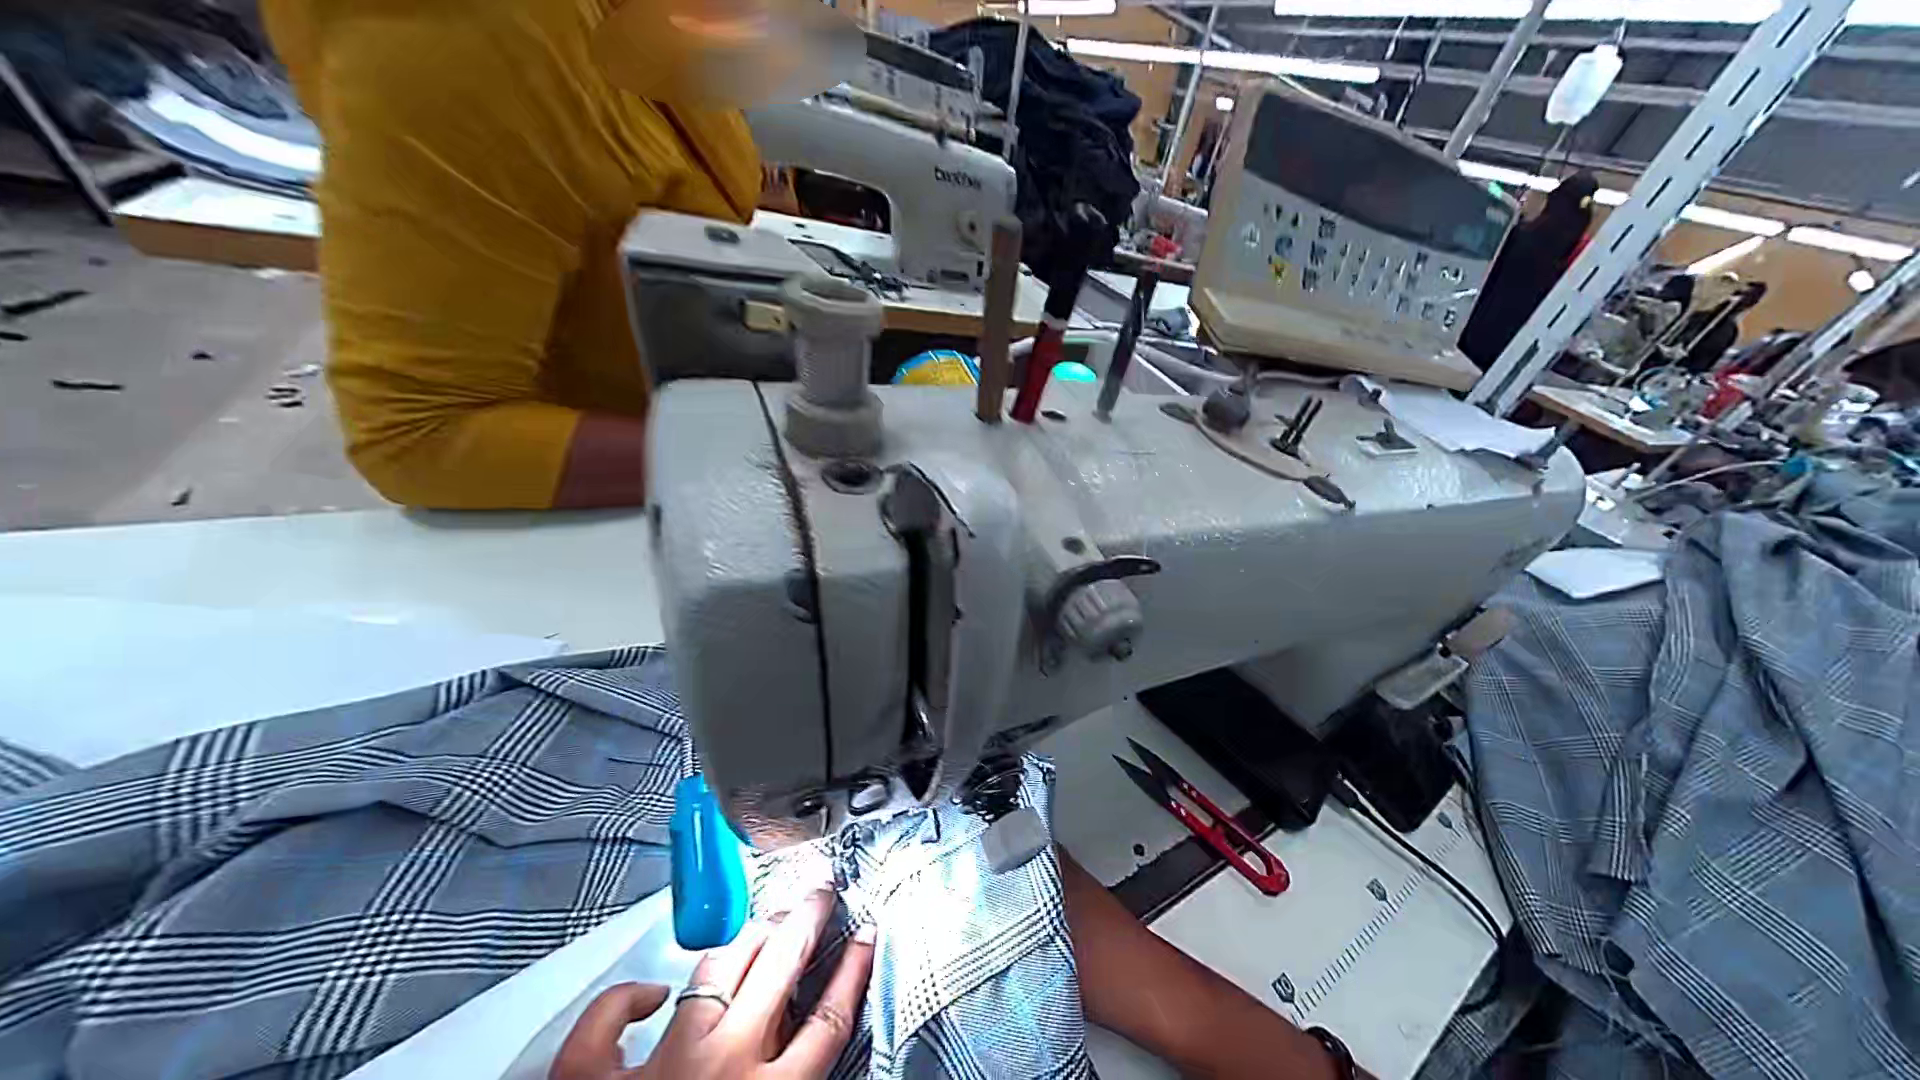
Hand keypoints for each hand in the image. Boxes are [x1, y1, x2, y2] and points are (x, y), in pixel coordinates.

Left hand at [550, 890, 875, 1079]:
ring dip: (745, 940)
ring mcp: (660, 1068)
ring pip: (717, 972)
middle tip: (819, 894)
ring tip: (762, 920)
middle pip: (782, 971)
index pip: (828, 1021)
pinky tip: (650, 992)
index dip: (851, 972)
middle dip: (806, 923)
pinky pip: (609, 1019)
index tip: (863, 938)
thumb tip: (809, 1055)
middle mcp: (723, 1071)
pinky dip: (628, 998)